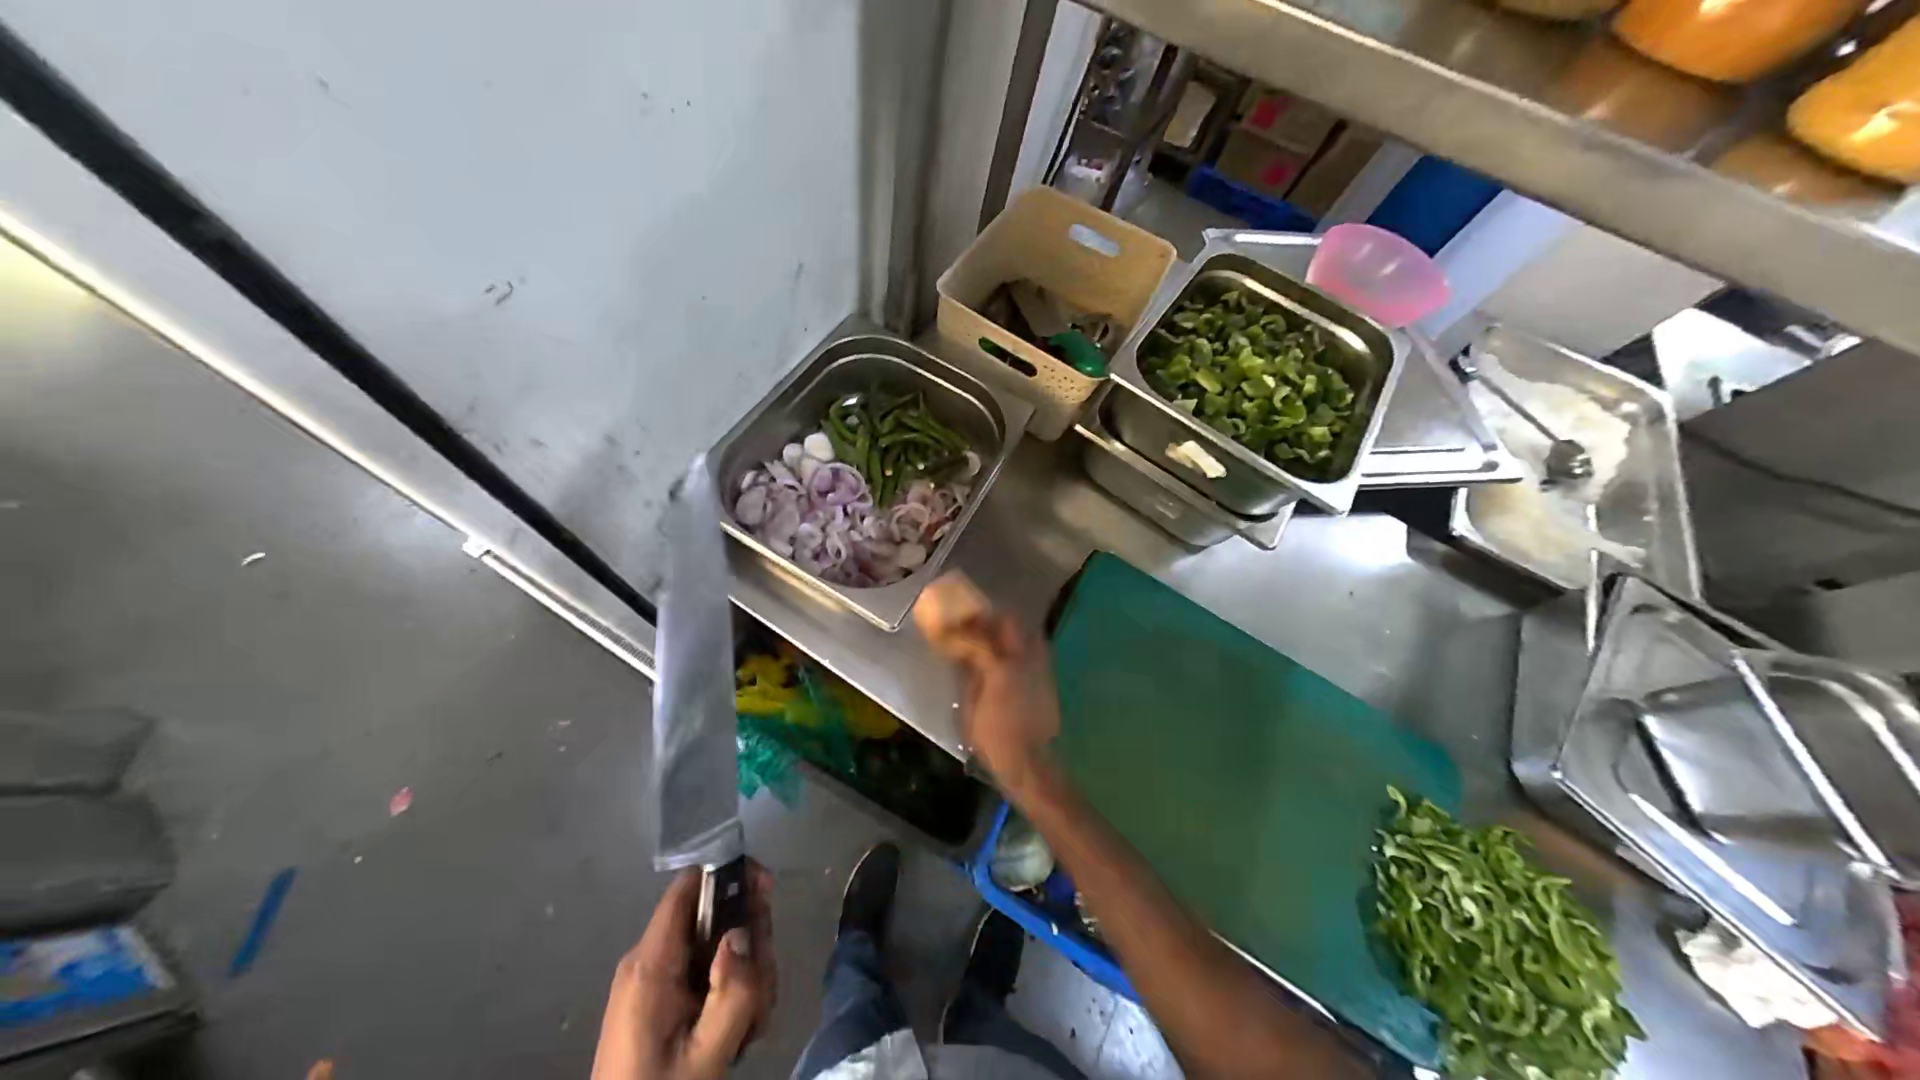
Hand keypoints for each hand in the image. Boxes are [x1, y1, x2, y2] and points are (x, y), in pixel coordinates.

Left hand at [591, 864, 776, 1079]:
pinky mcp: (662, 1000)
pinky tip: (741, 1032)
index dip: (729, 875)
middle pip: (712, 915)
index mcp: (651, 964)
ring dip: (747, 977)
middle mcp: (650, 960)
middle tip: (763, 993)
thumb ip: (733, 991)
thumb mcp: (707, 1056)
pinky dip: (732, 993)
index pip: (688, 886)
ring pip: (718, 946)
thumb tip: (743, 932)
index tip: (768, 889)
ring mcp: (655, 980)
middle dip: (750, 943)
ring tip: (752, 1027)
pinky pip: (707, 973)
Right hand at [942, 612, 1060, 793]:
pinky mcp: (1048, 678)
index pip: (977, 639)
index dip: (959, 633)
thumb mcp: (969, 708)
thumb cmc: (992, 739)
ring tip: (991, 637)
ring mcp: (1040, 667)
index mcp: (1000, 667)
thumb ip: (968, 676)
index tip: (947, 631)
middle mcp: (1024, 660)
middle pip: (1010, 623)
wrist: (1028, 761)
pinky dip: (1021, 645)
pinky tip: (1007, 656)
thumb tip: (965, 658)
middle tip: (972, 625)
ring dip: (1009, 630)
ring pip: (1027, 632)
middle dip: (989, 620)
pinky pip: (1036, 650)